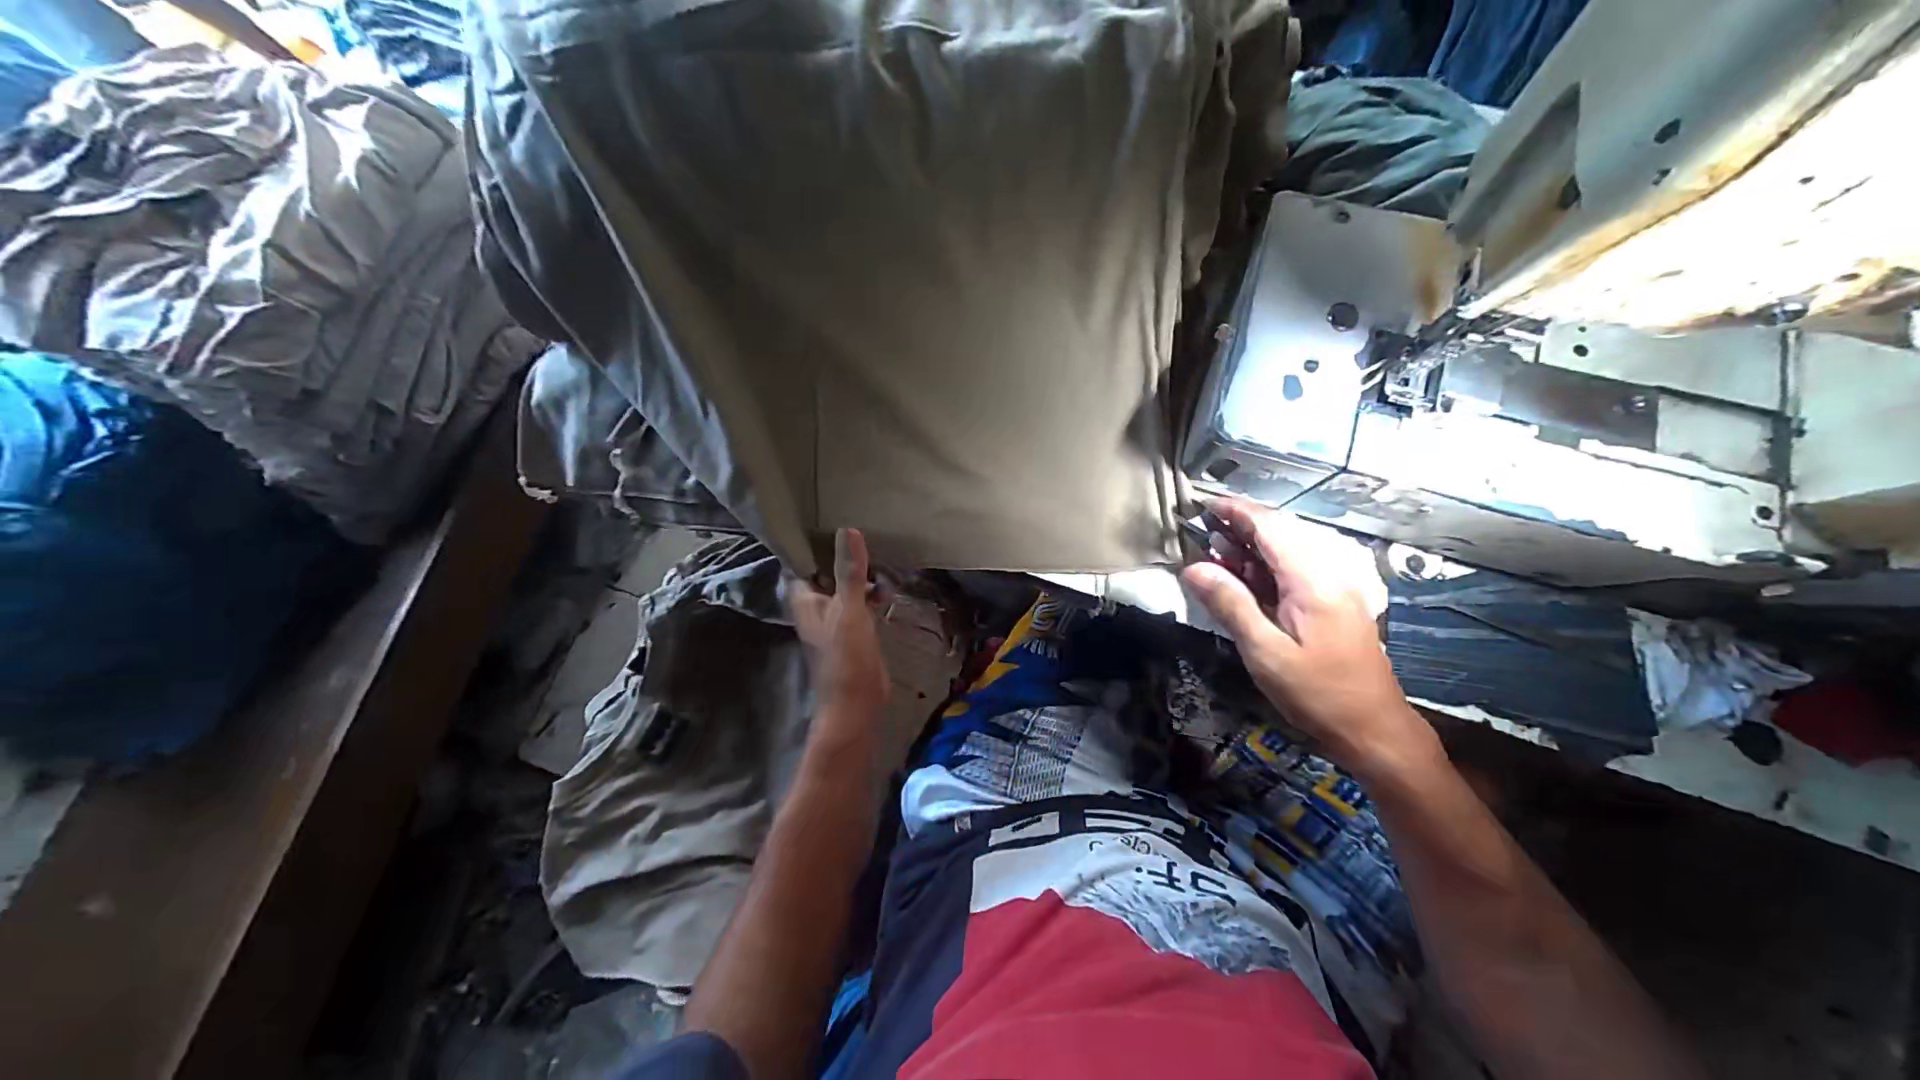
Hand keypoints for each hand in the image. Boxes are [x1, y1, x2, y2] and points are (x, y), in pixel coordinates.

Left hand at [786, 528, 890, 732]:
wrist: (857, 704)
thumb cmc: (845, 657)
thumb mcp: (848, 609)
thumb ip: (848, 571)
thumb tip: (848, 530)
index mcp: (805, 600)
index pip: (800, 562)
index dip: (811, 542)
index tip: (828, 518)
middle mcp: (817, 606)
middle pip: (825, 572)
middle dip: (842, 555)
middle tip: (864, 531)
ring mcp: (836, 619)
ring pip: (845, 587)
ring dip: (860, 574)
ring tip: (881, 553)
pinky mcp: (855, 631)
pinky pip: (861, 603)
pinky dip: (872, 593)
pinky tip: (889, 585)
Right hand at [1180, 498, 1441, 784]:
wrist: (1373, 727)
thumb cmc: (1316, 693)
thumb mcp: (1264, 652)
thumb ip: (1230, 604)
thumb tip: (1194, 568)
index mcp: (1314, 581)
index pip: (1272, 527)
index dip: (1238, 512)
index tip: (1205, 506)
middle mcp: (1332, 572)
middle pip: (1285, 531)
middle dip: (1244, 527)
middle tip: (1206, 536)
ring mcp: (1340, 585)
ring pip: (1294, 546)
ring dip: (1256, 545)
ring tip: (1220, 554)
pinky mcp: (1340, 599)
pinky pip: (1302, 565)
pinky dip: (1272, 563)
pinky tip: (1251, 577)